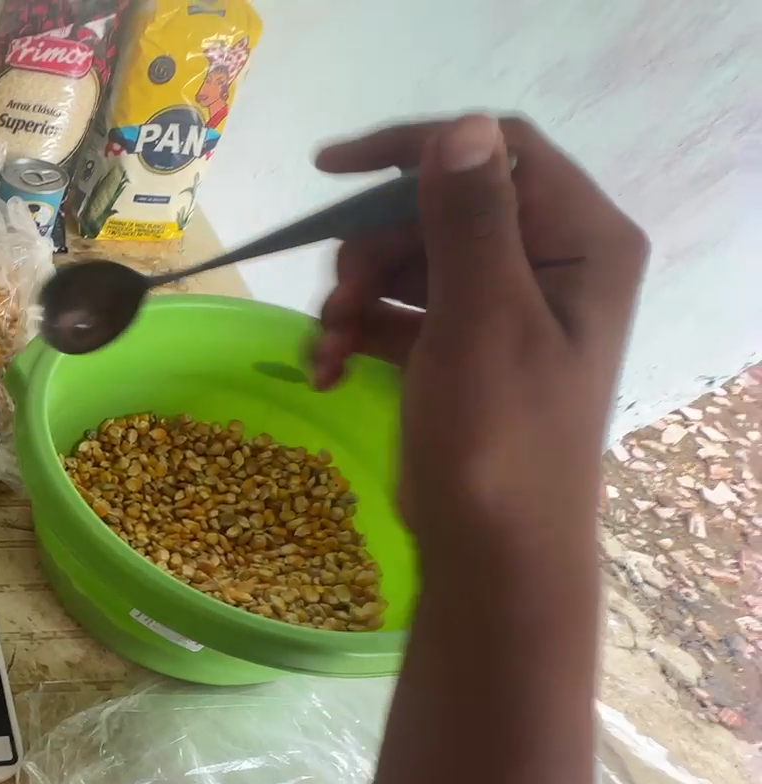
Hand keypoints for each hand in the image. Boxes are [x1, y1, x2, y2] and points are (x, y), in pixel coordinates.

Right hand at [309, 114, 647, 569]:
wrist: (490, 538)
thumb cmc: (497, 433)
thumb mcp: (480, 321)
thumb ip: (468, 223)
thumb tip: (453, 129)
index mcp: (574, 241)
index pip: (494, 154)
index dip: (411, 150)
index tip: (324, 171)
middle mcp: (540, 264)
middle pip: (433, 215)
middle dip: (367, 254)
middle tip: (336, 303)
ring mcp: (494, 309)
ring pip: (402, 267)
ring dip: (351, 302)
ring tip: (328, 351)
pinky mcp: (453, 348)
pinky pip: (392, 316)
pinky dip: (353, 337)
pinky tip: (329, 372)